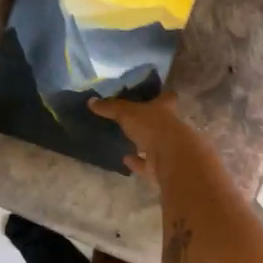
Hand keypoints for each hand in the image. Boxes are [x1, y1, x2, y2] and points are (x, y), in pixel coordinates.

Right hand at [89, 93, 207, 180]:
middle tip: (135, 119)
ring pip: (155, 144)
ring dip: (144, 144)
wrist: (170, 157)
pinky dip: (137, 162)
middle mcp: (171, 126)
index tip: (152, 95)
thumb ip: (110, 107)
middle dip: (151, 121)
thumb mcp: (126, 113)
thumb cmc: (152, 126)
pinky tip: (125, 159)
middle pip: (162, 121)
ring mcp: (168, 148)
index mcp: (166, 108)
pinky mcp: (162, 166)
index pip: (166, 98)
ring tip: (127, 141)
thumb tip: (91, 100)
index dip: (160, 96)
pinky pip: (147, 164)